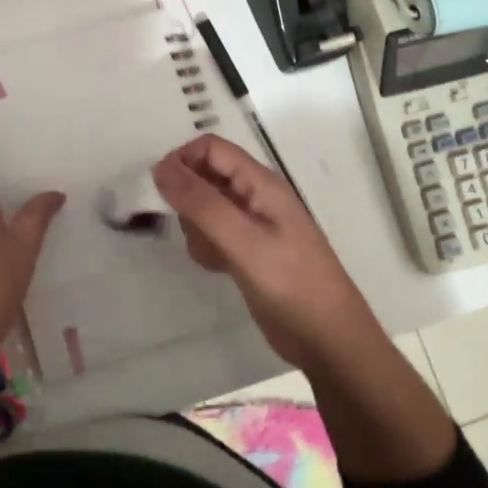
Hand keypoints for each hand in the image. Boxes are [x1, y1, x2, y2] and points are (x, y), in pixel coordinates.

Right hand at [152, 135, 374, 369]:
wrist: (328, 339)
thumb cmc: (291, 283)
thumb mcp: (243, 240)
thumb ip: (201, 203)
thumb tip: (160, 168)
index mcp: (261, 183)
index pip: (211, 148)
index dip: (182, 161)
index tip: (162, 192)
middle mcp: (255, 197)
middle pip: (205, 176)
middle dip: (187, 199)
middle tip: (192, 230)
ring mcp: (252, 226)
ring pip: (205, 208)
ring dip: (195, 228)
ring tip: (211, 254)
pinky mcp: (248, 252)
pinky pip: (213, 235)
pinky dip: (206, 247)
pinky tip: (217, 268)